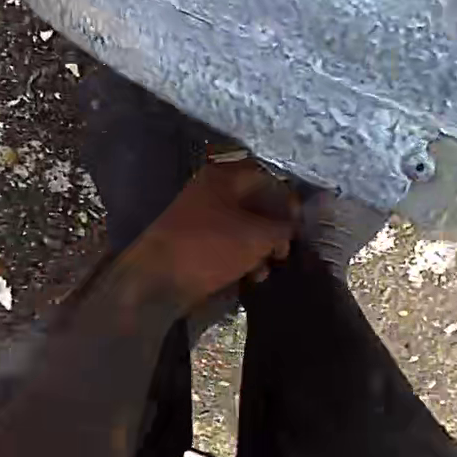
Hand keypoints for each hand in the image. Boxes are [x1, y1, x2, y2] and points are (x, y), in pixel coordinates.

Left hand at [120, 161, 296, 309]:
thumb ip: (282, 227)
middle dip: (274, 229)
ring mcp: (199, 216)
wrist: (157, 279)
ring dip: (260, 248)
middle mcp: (210, 190)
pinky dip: (241, 257)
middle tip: (283, 253)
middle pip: (255, 203)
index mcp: (223, 177)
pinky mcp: (193, 241)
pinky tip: (249, 277)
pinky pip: (227, 242)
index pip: (267, 177)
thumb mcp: (257, 237)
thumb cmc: (210, 248)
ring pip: (242, 226)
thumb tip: (293, 226)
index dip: (289, 200)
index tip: (300, 226)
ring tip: (264, 271)